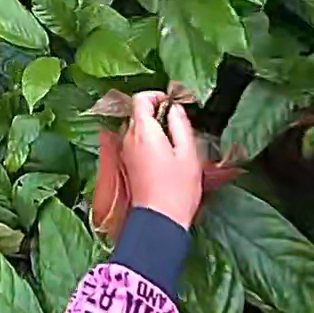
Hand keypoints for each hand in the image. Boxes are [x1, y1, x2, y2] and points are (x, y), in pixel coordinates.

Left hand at [121, 90, 202, 227]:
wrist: (159, 217)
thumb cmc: (178, 187)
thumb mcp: (188, 153)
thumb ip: (180, 125)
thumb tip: (175, 108)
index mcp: (142, 131)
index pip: (140, 99)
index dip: (156, 95)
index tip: (173, 103)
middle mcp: (128, 137)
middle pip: (138, 112)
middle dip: (157, 111)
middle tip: (179, 122)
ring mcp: (125, 149)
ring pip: (136, 126)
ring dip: (153, 126)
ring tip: (175, 139)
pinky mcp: (127, 160)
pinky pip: (135, 140)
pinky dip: (148, 138)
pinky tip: (165, 152)